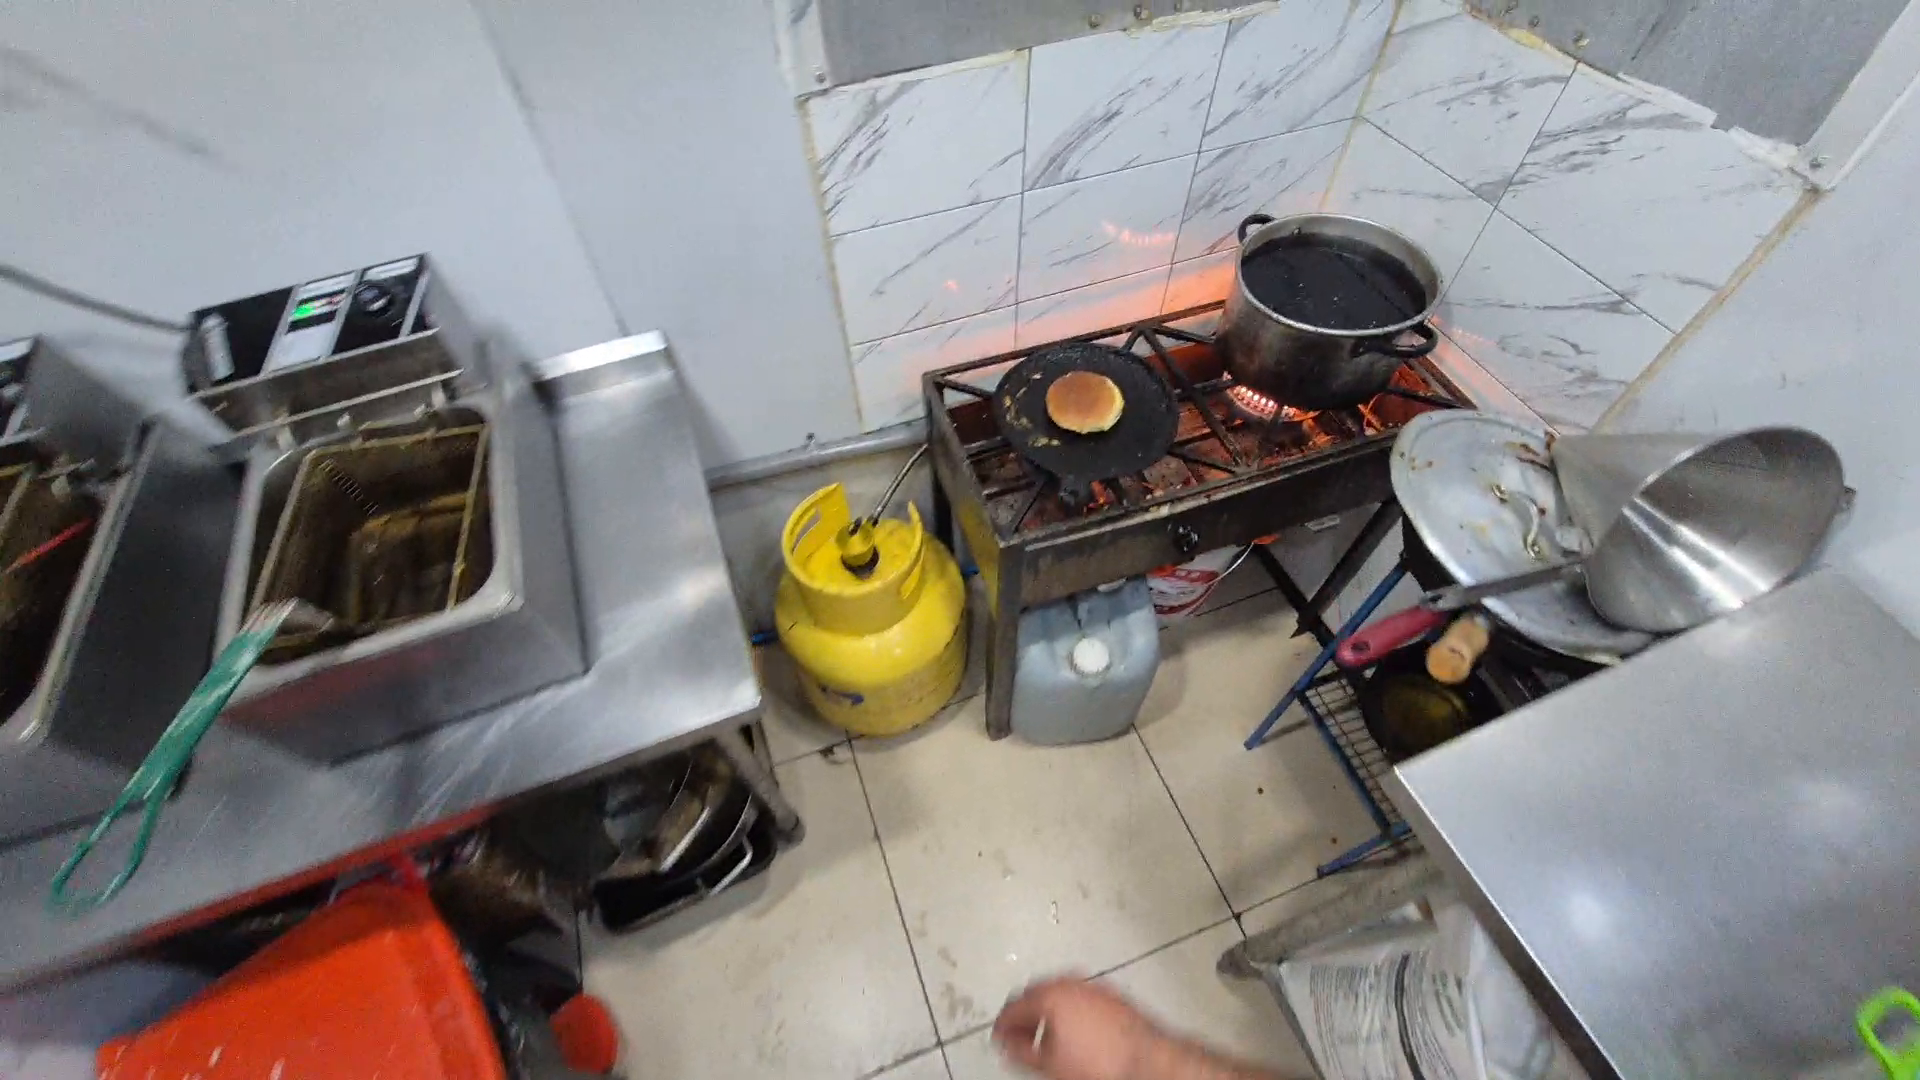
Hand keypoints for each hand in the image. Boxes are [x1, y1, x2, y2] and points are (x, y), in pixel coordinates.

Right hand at [992, 977, 1165, 1079]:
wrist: (1148, 1060)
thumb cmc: (1101, 1063)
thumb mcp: (1050, 1064)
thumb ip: (1021, 1049)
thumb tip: (1006, 1041)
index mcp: (1051, 993)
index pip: (1015, 1004)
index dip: (1003, 1023)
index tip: (998, 1035)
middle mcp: (1071, 981)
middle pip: (1037, 993)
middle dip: (1025, 1014)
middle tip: (1018, 1035)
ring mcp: (1093, 986)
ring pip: (1060, 993)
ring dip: (1048, 1011)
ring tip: (1045, 1037)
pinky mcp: (1112, 995)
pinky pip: (1081, 997)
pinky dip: (1070, 1011)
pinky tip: (1073, 1032)